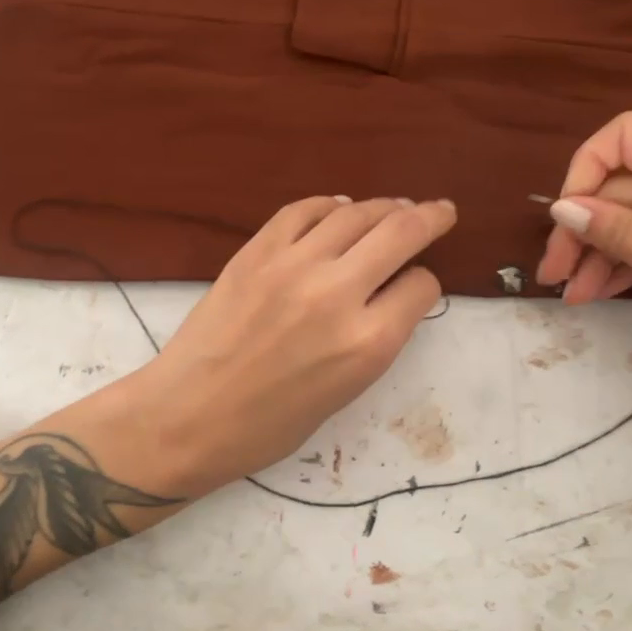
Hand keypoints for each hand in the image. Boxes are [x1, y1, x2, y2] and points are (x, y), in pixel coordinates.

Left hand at [138, 196, 456, 493]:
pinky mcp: (257, 251)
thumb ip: (374, 340)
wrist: (188, 415)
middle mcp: (337, 294)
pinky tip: (339, 208)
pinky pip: (303, 211)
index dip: (426, 283)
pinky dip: (329, 205)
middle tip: (442, 210)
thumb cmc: (268, 426)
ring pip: (355, 213)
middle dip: (430, 218)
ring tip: (397, 206)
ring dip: (384, 206)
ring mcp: (294, 265)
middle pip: (400, 233)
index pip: (421, 286)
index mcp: (367, 343)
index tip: (418, 285)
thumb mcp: (344, 393)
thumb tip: (391, 294)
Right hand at [535, 112, 631, 395]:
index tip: (564, 223)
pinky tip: (612, 290)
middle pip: (628, 182)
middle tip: (556, 280)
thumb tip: (564, 206)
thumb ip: (622, 235)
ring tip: (577, 296)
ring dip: (607, 248)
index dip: (583, 170)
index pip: (623, 136)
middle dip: (585, 226)